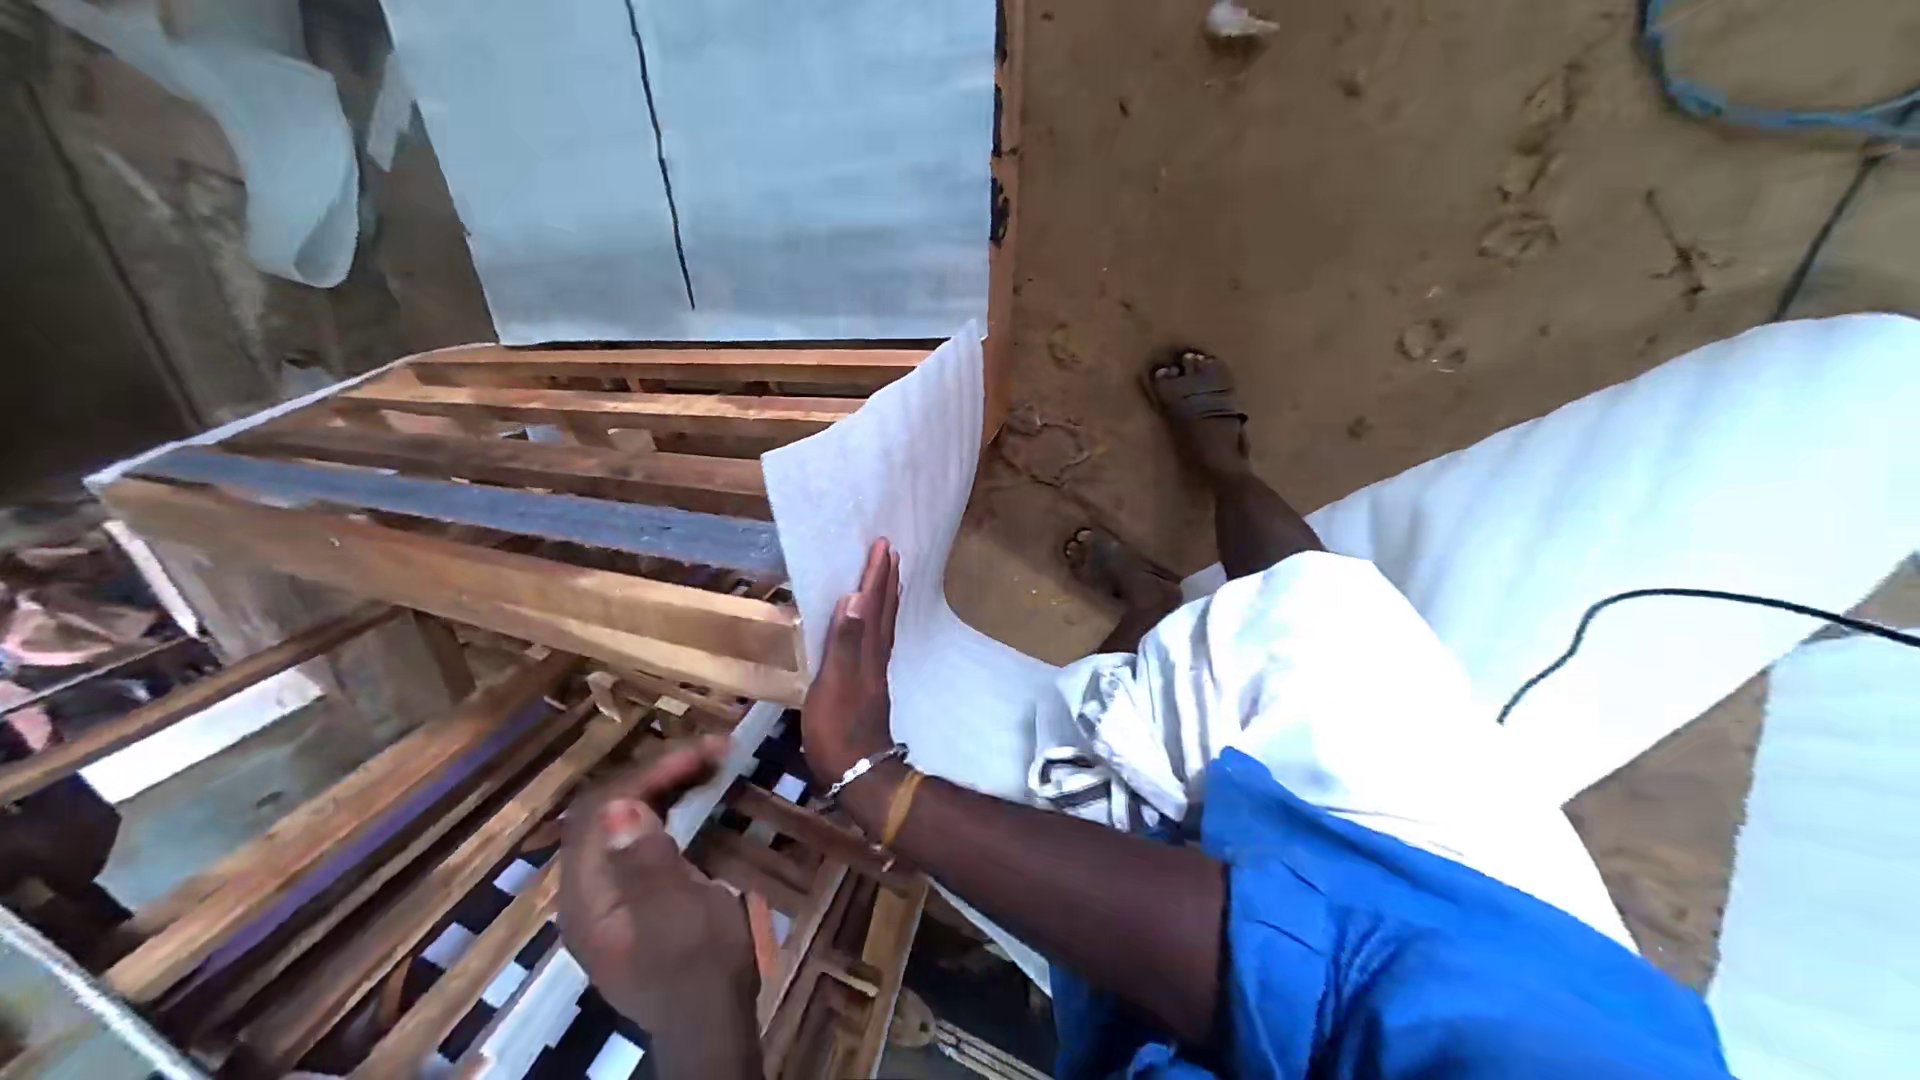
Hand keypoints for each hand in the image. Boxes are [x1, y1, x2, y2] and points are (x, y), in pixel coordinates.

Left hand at [558, 738, 759, 1075]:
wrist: (710, 1020)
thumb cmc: (701, 965)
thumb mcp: (682, 915)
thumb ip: (647, 862)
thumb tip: (620, 809)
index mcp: (589, 895)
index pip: (602, 810)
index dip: (650, 772)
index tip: (703, 751)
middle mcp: (588, 886)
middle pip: (609, 806)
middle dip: (660, 769)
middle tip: (714, 750)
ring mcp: (609, 887)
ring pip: (624, 814)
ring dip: (666, 781)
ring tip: (711, 759)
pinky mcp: (631, 888)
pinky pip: (640, 830)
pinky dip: (669, 803)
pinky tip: (697, 790)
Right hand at [801, 538, 900, 782]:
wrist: (858, 770)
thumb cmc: (838, 728)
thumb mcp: (833, 684)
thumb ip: (844, 642)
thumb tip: (854, 598)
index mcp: (867, 651)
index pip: (872, 605)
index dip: (876, 576)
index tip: (882, 546)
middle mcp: (876, 655)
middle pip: (884, 611)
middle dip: (885, 580)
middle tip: (890, 551)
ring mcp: (874, 671)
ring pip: (884, 625)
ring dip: (885, 598)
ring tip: (888, 577)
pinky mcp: (869, 684)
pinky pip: (878, 640)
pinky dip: (879, 622)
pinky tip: (873, 625)